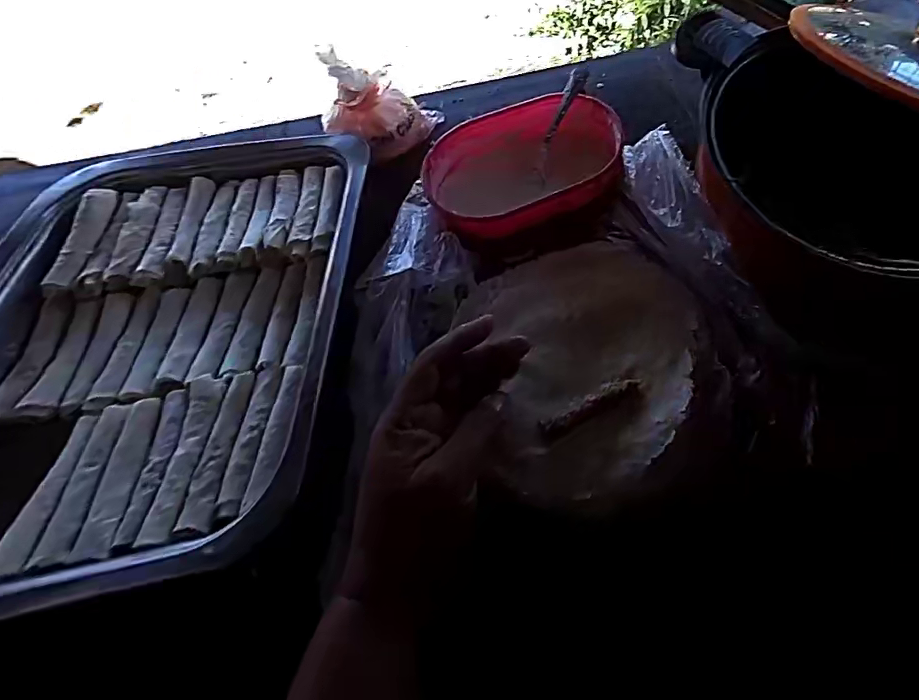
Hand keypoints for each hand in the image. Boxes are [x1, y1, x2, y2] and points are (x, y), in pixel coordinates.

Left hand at [339, 315, 527, 619]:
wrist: (395, 594)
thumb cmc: (414, 534)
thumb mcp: (445, 482)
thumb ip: (473, 435)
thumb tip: (497, 400)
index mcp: (404, 421)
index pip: (432, 366)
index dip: (461, 341)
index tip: (492, 324)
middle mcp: (417, 425)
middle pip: (451, 379)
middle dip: (483, 359)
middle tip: (523, 347)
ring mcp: (432, 446)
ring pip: (462, 400)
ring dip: (487, 380)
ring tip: (518, 365)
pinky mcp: (447, 467)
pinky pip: (468, 426)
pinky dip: (487, 410)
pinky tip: (506, 402)